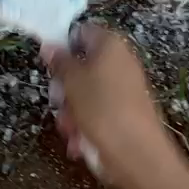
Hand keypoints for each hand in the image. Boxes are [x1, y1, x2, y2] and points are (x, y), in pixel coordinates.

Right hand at [47, 25, 188, 188]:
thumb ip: (59, 61)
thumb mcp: (72, 81)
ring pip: (88, 93)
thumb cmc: (102, 108)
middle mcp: (120, 61)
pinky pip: (100, 111)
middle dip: (66, 88)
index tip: (51, 68)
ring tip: (69, 131)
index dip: (63, 48)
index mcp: (110, 44)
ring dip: (73, 112)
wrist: (139, 156)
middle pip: (82, 66)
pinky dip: (87, 125)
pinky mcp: (128, 113)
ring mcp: (126, 88)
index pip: (80, 33)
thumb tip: (49, 45)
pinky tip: (79, 143)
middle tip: (58, 103)